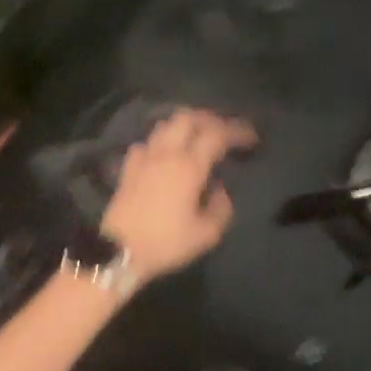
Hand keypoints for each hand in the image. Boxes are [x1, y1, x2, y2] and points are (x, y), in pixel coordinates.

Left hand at [101, 109, 258, 279]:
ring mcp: (143, 159)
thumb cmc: (166, 243)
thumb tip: (219, 191)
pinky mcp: (127, 170)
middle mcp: (166, 154)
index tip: (251, 139)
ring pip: (164, 126)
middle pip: (187, 118)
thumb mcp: (206, 234)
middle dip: (209, 119)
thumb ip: (221, 208)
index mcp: (189, 166)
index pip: (217, 134)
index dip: (237, 131)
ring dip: (184, 127)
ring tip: (196, 139)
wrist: (119, 252)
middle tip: (223, 132)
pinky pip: (145, 144)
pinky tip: (164, 156)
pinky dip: (160, 143)